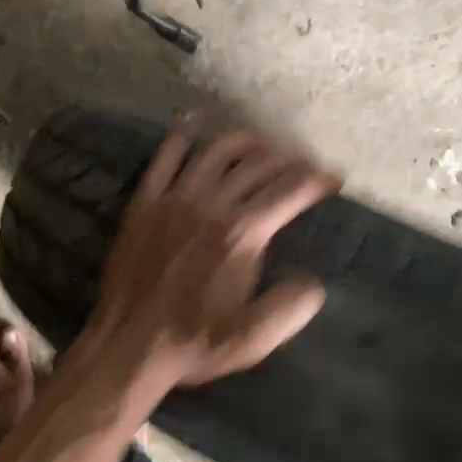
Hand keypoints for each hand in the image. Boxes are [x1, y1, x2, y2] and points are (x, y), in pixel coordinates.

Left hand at [77, 116, 338, 388]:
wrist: (128, 341)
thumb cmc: (194, 342)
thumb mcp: (253, 339)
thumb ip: (290, 308)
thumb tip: (314, 283)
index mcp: (242, 233)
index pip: (290, 191)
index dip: (317, 180)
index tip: (333, 178)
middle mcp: (211, 203)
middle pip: (258, 166)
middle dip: (289, 159)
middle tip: (304, 163)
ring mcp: (175, 196)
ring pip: (217, 152)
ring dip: (245, 141)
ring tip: (263, 143)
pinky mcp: (146, 199)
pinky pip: (166, 155)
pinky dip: (183, 133)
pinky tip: (195, 120)